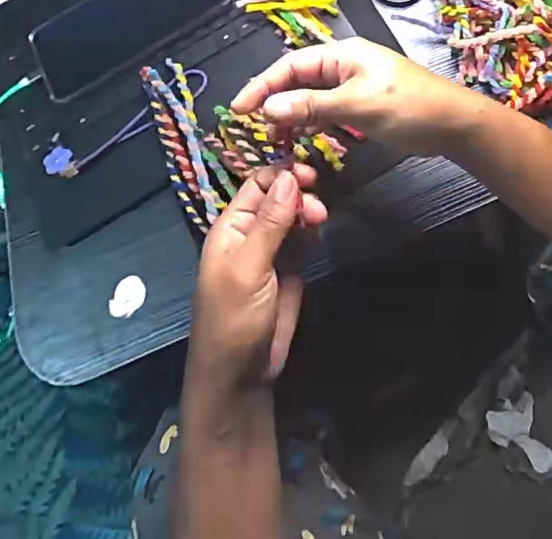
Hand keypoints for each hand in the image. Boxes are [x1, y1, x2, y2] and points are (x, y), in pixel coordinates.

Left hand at [189, 166, 325, 389]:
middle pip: (279, 197)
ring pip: (294, 216)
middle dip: (300, 195)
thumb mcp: (248, 268)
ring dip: (308, 212)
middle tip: (318, 210)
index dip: (281, 175)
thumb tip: (289, 177)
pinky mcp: (289, 270)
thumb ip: (269, 223)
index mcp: (232, 227)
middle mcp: (251, 233)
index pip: (257, 184)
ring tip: (320, 222)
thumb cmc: (233, 319)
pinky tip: (318, 236)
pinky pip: (303, 240)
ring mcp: (271, 252)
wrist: (241, 376)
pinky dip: (312, 233)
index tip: (309, 175)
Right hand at [229, 38, 497, 157]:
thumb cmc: (408, 107)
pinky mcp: (360, 104)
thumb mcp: (358, 105)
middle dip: (274, 100)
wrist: (453, 124)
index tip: (240, 108)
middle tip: (253, 127)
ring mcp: (352, 85)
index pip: (291, 64)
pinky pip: (326, 109)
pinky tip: (299, 136)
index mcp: (342, 54)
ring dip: (290, 113)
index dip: (262, 85)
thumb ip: (312, 106)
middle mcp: (343, 65)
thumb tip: (268, 107)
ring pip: (310, 97)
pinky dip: (310, 121)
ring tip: (272, 136)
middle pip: (297, 79)